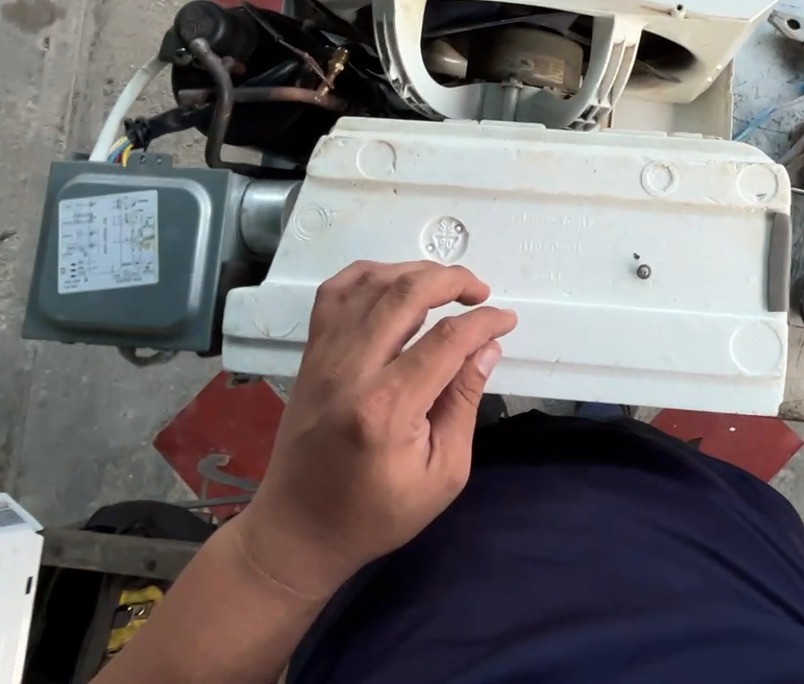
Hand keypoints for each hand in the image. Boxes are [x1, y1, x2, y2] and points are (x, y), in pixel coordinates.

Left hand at [235, 261, 515, 599]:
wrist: (296, 531)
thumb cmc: (375, 514)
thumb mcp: (442, 475)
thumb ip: (464, 404)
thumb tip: (486, 347)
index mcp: (388, 408)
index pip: (446, 339)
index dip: (485, 322)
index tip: (506, 322)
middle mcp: (351, 370)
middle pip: (407, 294)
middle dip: (454, 280)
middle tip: (481, 292)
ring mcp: (324, 357)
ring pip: (371, 283)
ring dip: (415, 272)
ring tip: (446, 286)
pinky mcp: (311, 354)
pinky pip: (335, 293)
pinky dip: (368, 274)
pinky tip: (394, 283)